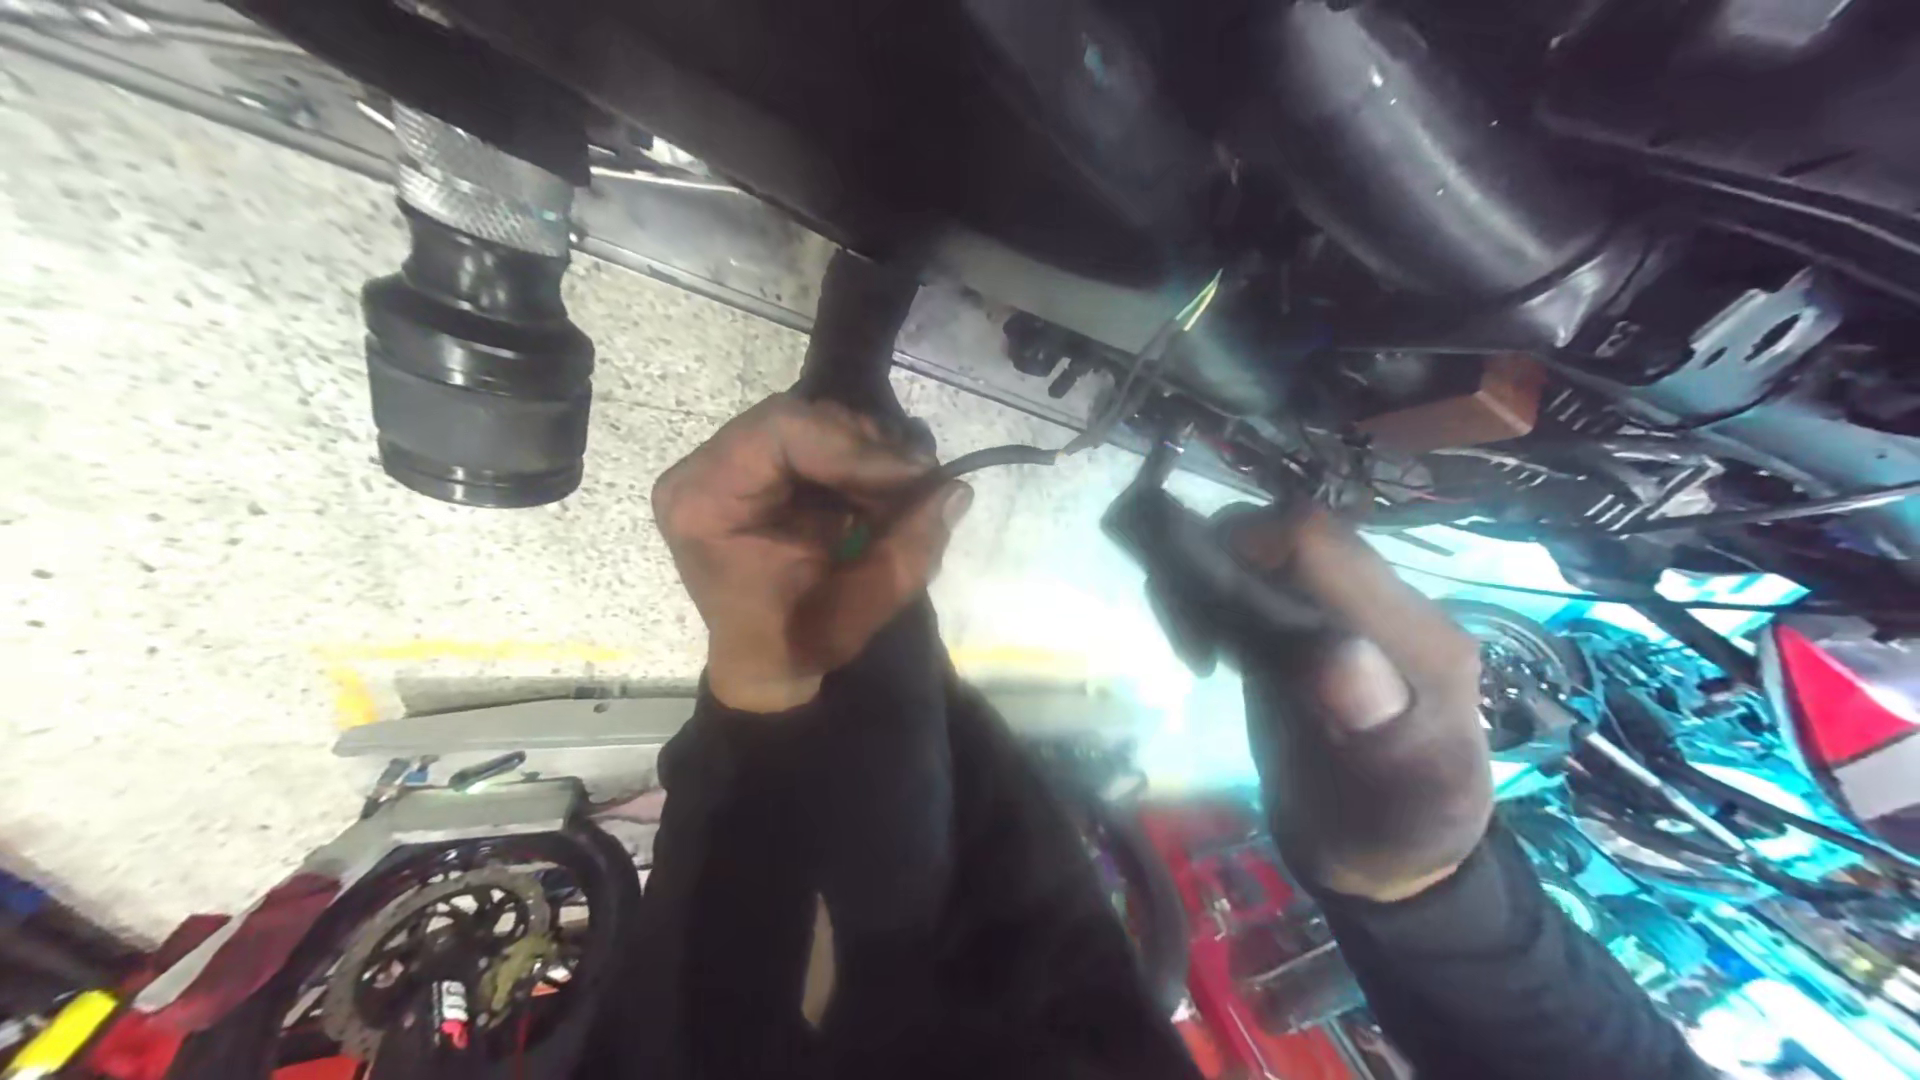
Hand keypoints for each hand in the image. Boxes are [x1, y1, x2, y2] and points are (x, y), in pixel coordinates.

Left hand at [653, 395, 971, 712]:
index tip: (914, 477)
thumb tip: (956, 489)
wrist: (767, 662)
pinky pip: (818, 441)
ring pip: (813, 423)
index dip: (854, 447)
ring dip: (868, 454)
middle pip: (798, 418)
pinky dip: (860, 462)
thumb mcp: (860, 608)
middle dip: (866, 449)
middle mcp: (705, 472)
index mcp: (705, 503)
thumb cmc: (797, 642)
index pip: (780, 432)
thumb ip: (910, 548)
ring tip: (903, 492)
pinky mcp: (759, 469)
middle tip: (918, 483)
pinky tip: (883, 492)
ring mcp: (729, 465)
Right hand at [1233, 510, 1491, 901]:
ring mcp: (1336, 611)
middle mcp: (1377, 603)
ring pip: (1254, 548)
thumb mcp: (1395, 795)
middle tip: (1192, 640)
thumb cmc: (1389, 829)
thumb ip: (1376, 723)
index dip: (1244, 548)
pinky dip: (1207, 596)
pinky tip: (1205, 648)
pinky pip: (1245, 580)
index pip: (1316, 540)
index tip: (1204, 610)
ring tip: (1196, 649)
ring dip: (1203, 580)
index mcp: (1411, 633)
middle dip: (1213, 564)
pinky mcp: (1301, 625)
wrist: (1384, 849)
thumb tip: (1330, 654)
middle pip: (1276, 532)